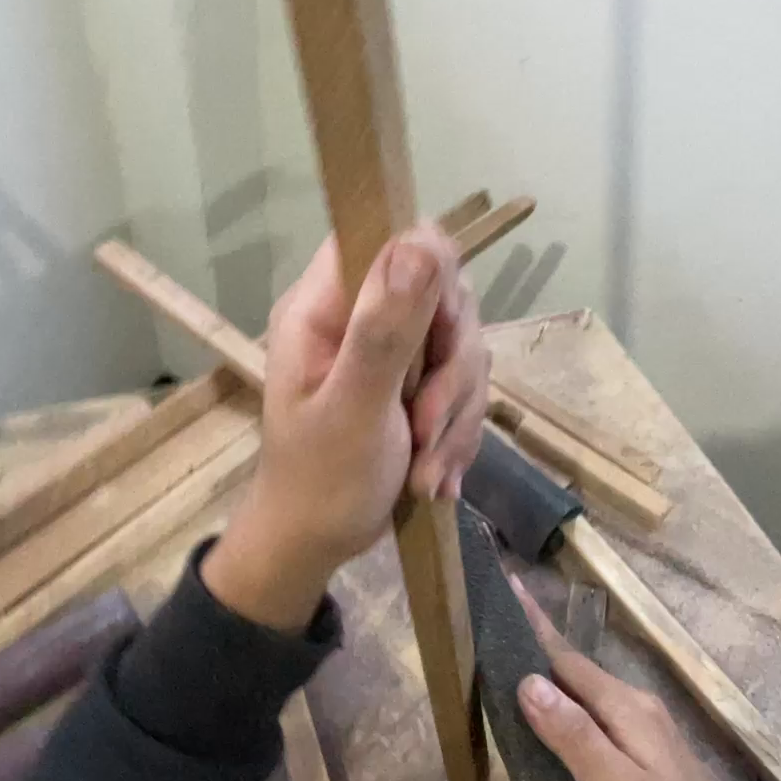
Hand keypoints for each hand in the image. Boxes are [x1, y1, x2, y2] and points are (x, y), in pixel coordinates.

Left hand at [202, 223, 488, 630]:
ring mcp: (389, 352)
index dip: (431, 274)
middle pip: (442, 296)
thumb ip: (384, 330)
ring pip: (462, 348)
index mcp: (324, 309)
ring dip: (456, 415)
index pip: (388, 239)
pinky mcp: (414, 384)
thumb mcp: (354, 410)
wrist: (317, 542)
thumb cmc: (320, 482)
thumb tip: (422, 243)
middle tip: (426, 427)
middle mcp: (357, 317)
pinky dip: (457, 433)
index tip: (443, 333)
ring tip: (426, 469)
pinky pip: (464, 387)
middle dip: (452, 372)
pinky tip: (434, 475)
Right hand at [509, 572, 756, 780]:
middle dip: (534, 645)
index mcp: (625, 706)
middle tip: (491, 627)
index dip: (532, 625)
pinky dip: (564, 704)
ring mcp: (642, 730)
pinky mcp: (643, 752)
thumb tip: (527, 680)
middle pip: (572, 669)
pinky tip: (547, 714)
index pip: (566, 656)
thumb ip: (573, 734)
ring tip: (506, 664)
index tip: (505, 586)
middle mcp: (634, 706)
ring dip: (547, 676)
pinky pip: (592, 714)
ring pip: (582, 692)